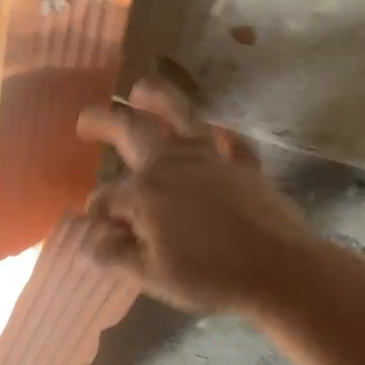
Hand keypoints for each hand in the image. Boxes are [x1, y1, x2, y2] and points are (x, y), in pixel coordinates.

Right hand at [76, 79, 319, 314]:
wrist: (283, 272)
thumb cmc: (210, 276)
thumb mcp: (148, 274)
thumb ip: (110, 253)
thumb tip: (81, 240)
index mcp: (143, 192)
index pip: (104, 197)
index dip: (94, 214)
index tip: (94, 231)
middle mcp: (171, 164)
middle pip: (130, 131)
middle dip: (102, 122)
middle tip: (84, 121)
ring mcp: (211, 160)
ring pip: (180, 116)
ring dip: (157, 99)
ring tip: (140, 89)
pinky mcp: (244, 167)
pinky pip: (229, 141)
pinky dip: (218, 135)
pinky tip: (213, 133)